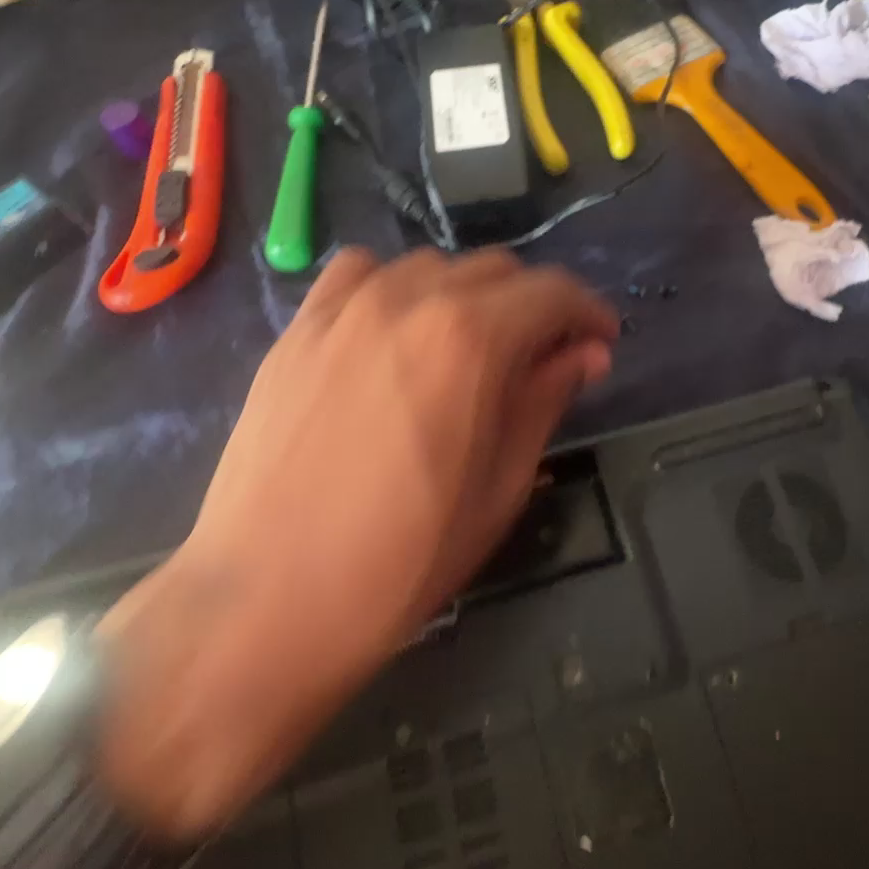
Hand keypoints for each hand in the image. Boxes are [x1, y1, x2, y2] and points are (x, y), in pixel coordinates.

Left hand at [97, 247, 617, 838]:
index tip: (601, 343)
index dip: (588, 313)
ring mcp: (343, 309)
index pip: (552, 293)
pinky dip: (393, 288)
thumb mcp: (500, 486)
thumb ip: (545, 401)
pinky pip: (358, 275)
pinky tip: (393, 332)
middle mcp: (408, 300)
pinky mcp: (296, 330)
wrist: (268, 601)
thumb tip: (586, 353)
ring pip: (429, 266)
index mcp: (470, 338)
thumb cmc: (403, 560)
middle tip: (543, 358)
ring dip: (467, 294)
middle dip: (533, 306)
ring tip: (469, 347)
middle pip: (494, 270)